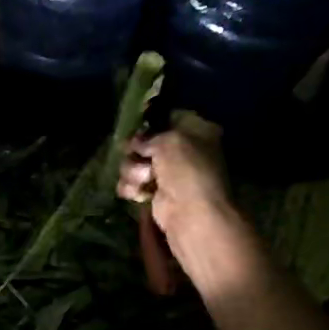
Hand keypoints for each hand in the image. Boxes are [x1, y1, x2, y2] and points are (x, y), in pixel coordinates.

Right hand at [117, 111, 233, 247]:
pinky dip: (131, 188)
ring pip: (134, 163)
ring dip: (132, 172)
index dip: (149, 123)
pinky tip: (138, 194)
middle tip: (136, 156)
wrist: (190, 212)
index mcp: (196, 131)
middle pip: (145, 142)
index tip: (136, 129)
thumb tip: (134, 143)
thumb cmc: (186, 169)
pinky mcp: (155, 193)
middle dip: (136, 152)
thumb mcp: (168, 140)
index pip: (167, 117)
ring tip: (143, 181)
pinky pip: (132, 183)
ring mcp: (168, 173)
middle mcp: (183, 150)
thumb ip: (148, 136)